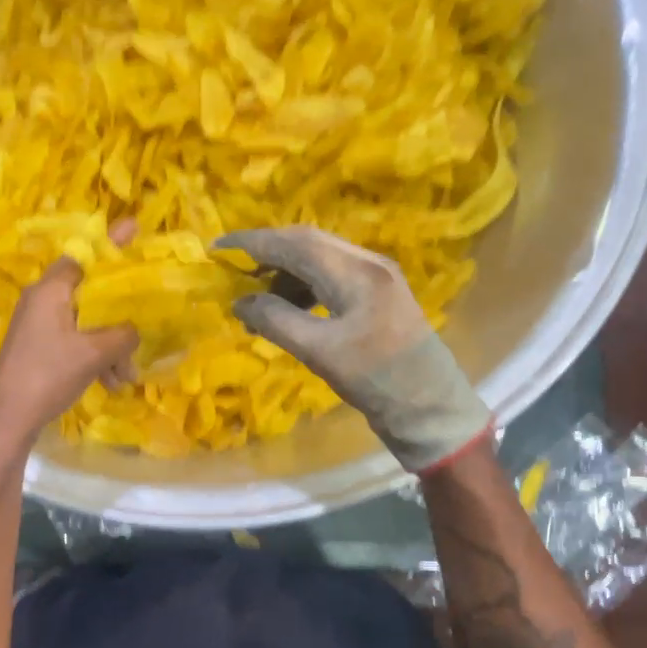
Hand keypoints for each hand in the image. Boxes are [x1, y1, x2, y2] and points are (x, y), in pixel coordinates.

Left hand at [0, 222, 140, 444]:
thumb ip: (122, 334)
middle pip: (90, 294)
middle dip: (119, 318)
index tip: (134, 229)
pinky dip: (93, 358)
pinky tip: (110, 384)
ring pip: (85, 324)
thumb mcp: (94, 353)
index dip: (111, 245)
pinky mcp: (36, 349)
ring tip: (126, 377)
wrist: (8, 418)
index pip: (84, 255)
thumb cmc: (48, 375)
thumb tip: (133, 330)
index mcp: (51, 290)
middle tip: (142, 333)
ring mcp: (37, 326)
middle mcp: (41, 301)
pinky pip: (73, 343)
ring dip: (109, 347)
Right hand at [216, 226, 491, 472]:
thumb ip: (276, 321)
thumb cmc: (374, 380)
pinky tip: (286, 305)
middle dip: (266, 250)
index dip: (252, 242)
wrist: (429, 406)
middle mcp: (369, 263)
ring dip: (283, 269)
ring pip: (319, 256)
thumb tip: (240, 302)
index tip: (216, 248)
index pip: (295, 243)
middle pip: (308, 241)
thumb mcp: (318, 352)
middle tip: (231, 268)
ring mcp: (376, 276)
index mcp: (356, 273)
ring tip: (256, 296)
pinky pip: (330, 273)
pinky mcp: (377, 294)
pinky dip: (301, 283)